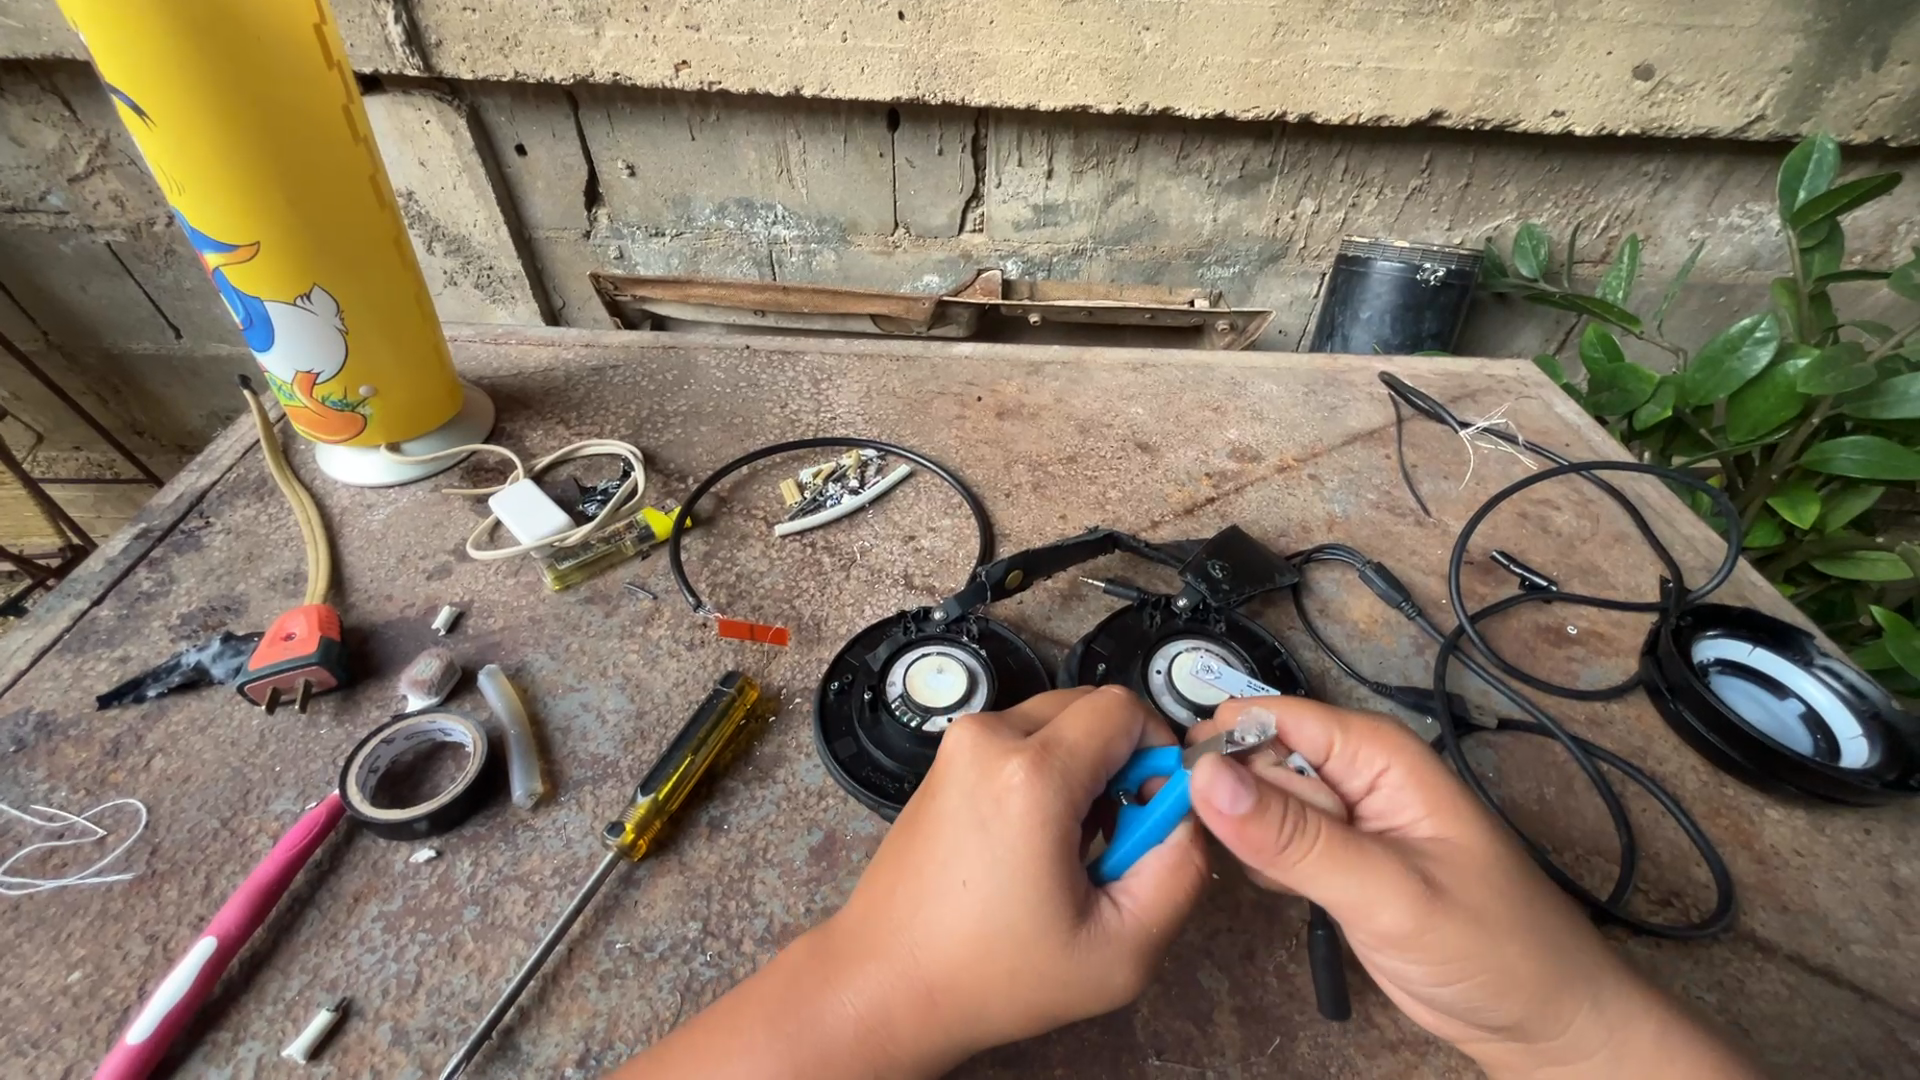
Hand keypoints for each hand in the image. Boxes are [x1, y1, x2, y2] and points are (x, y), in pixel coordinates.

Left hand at [819, 686, 1209, 1071]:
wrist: (888, 977)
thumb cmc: (995, 974)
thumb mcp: (1119, 951)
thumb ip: (1180, 870)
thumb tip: (1188, 810)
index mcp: (1033, 774)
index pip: (1124, 708)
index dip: (1157, 752)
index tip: (1151, 809)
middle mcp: (990, 737)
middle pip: (1090, 707)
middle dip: (1121, 758)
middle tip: (1114, 831)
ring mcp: (961, 741)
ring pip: (1057, 719)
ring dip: (1083, 764)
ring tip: (1071, 840)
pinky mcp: (948, 755)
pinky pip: (1021, 734)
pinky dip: (1046, 767)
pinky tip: (1033, 832)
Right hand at [1185, 698, 1754, 1078]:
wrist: (1546, 1029)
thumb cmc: (1490, 952)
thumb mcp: (1386, 893)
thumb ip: (1291, 836)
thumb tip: (1204, 776)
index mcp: (1371, 751)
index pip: (1267, 717)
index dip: (1220, 748)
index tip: (1187, 799)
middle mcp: (1349, 768)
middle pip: (1253, 755)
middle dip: (1240, 803)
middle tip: (1270, 861)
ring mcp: (1337, 810)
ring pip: (1252, 797)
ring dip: (1250, 837)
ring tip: (1293, 883)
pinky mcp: (1327, 848)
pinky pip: (1266, 834)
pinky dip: (1263, 861)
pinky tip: (1294, 893)